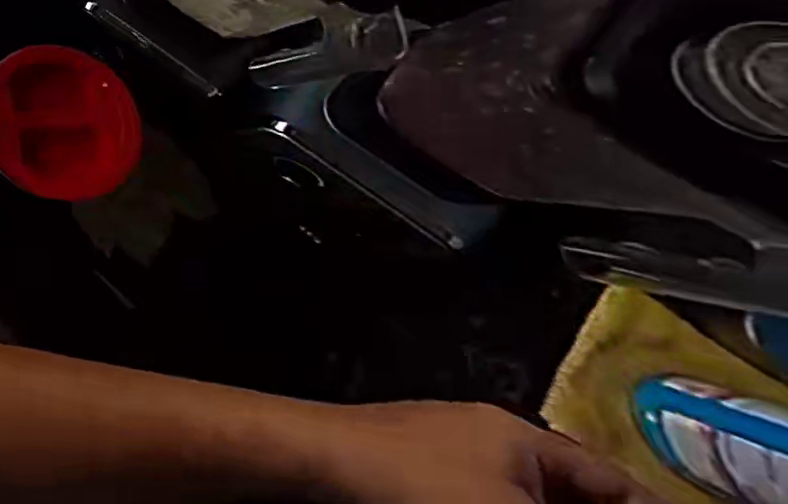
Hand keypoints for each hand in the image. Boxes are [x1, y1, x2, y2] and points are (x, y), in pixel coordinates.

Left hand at [311, 402, 654, 503]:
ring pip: (520, 490)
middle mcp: (483, 434)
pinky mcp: (412, 467)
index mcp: (516, 435)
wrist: (320, 458)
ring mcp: (444, 448)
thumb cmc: (417, 481)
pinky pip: (477, 492)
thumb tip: (563, 500)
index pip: (611, 479)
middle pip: (567, 488)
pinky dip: (499, 503)